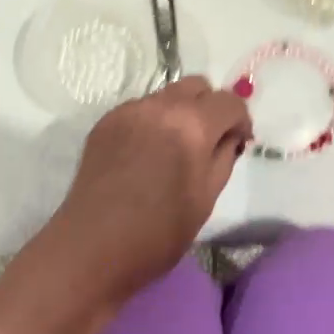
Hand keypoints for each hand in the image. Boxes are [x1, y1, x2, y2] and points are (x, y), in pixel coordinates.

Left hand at [43, 78, 250, 300]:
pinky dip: (152, 122)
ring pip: (166, 96)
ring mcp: (127, 112)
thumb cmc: (158, 233)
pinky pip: (139, 110)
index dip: (240, 120)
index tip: (238, 143)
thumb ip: (223, 158)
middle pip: (196, 87)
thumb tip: (228, 138)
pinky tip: (147, 156)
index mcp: (191, 125)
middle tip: (209, 142)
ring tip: (175, 150)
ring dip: (180, 113)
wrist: (93, 247)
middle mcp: (159, 106)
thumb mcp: (205, 199)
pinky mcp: (104, 124)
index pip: (228, 101)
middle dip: (210, 108)